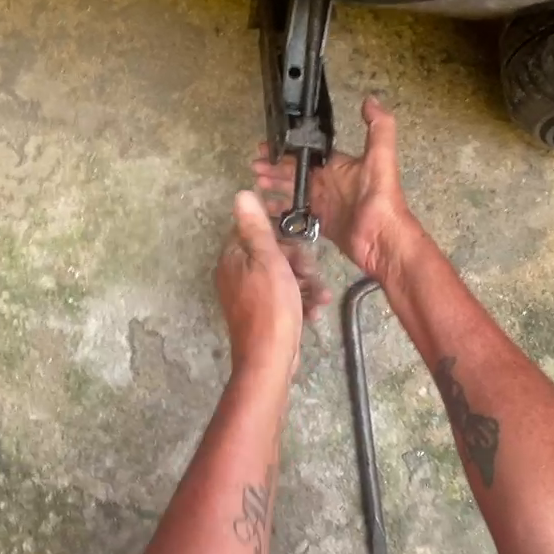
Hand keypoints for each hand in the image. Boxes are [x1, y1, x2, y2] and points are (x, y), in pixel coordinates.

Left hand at [217, 191, 327, 379]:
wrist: (269, 360)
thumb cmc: (271, 307)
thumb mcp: (268, 260)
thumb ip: (256, 227)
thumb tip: (241, 193)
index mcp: (232, 258)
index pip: (254, 232)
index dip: (280, 237)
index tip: (299, 247)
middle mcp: (235, 275)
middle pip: (270, 255)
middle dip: (298, 263)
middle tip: (312, 273)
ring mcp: (247, 297)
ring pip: (281, 277)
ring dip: (305, 284)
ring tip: (321, 296)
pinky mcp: (261, 315)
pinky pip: (282, 299)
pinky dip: (300, 302)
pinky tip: (315, 311)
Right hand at [252, 96, 415, 280]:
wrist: (383, 239)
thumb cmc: (380, 198)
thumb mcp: (380, 157)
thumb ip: (378, 126)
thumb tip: (370, 99)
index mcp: (339, 165)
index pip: (307, 153)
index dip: (287, 149)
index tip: (265, 147)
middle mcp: (329, 183)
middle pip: (296, 171)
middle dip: (275, 166)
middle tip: (254, 165)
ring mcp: (324, 204)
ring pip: (293, 191)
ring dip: (275, 185)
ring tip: (256, 182)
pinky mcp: (321, 224)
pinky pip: (297, 214)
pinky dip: (281, 211)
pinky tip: (266, 208)